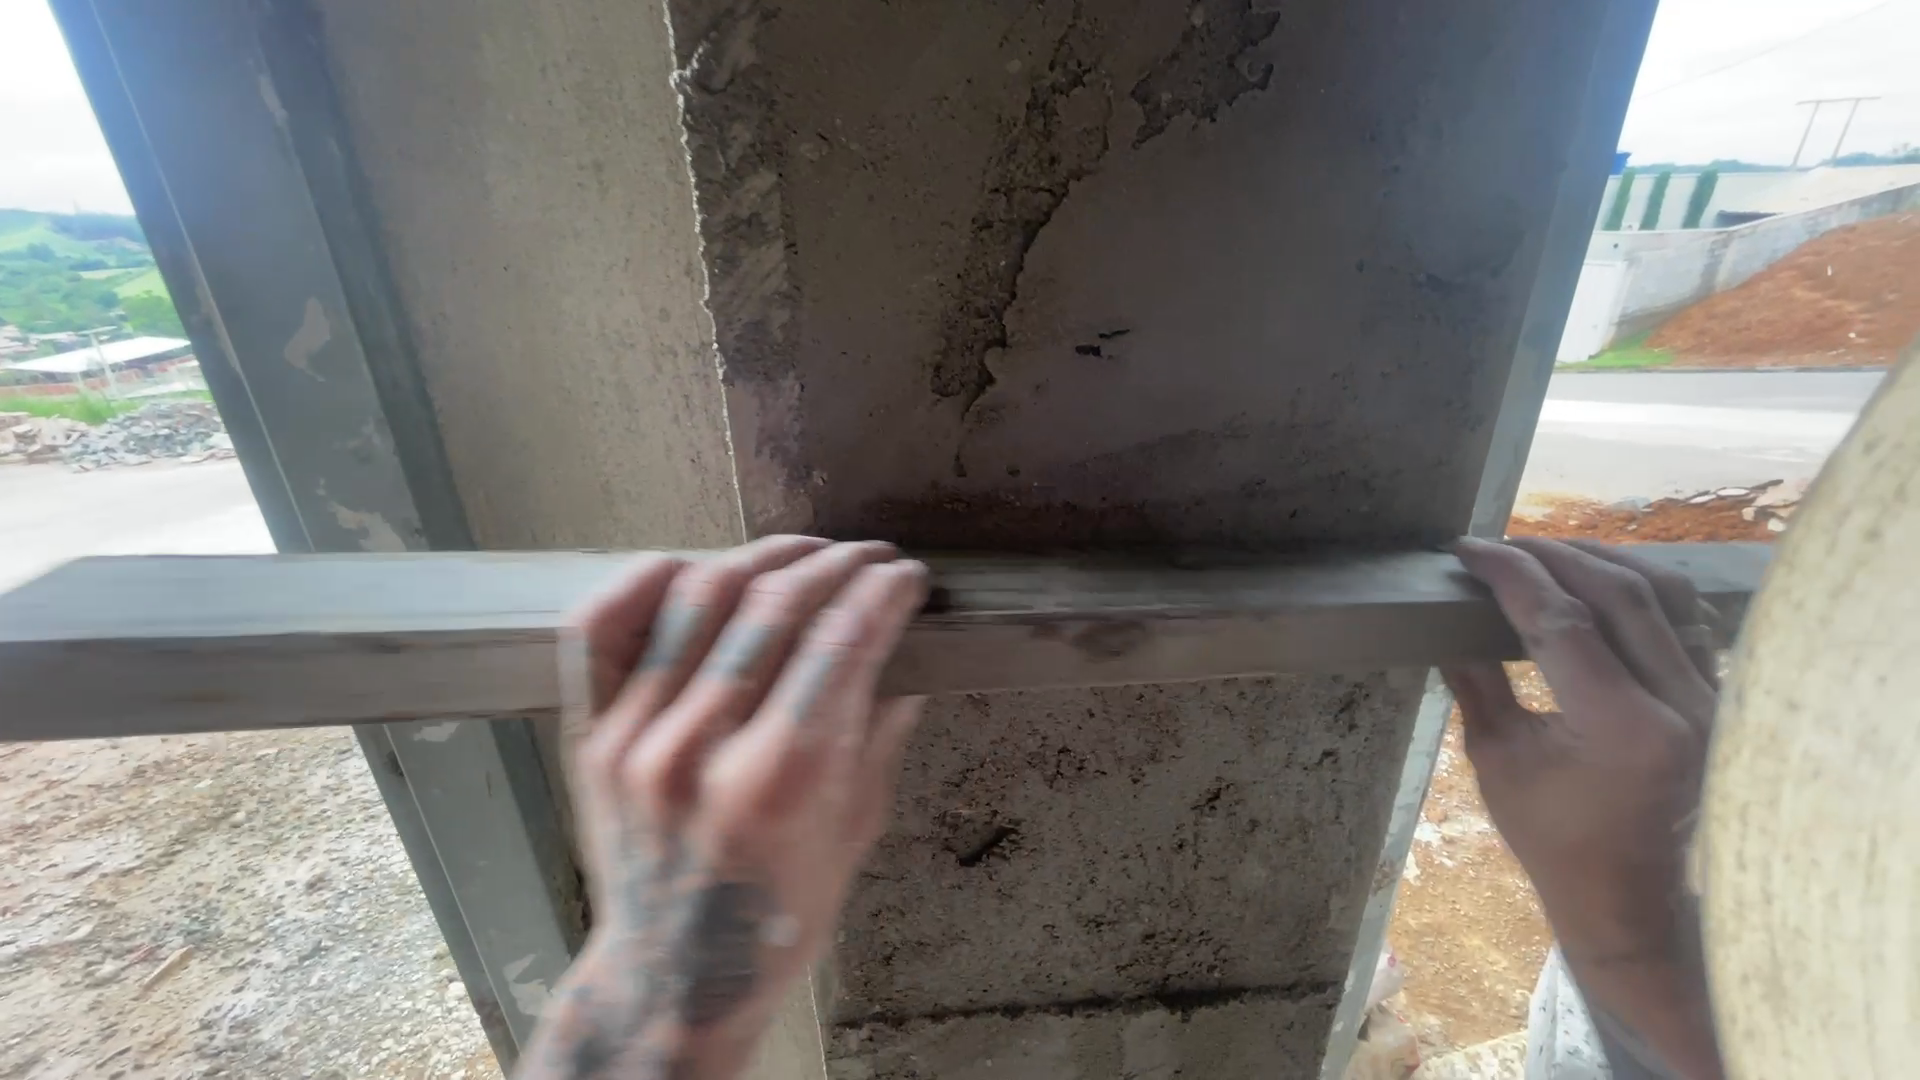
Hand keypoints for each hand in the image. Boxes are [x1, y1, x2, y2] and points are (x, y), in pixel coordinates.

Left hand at [521, 536, 930, 1079]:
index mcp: (780, 782)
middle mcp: (700, 746)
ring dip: (767, 556)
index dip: (883, 594)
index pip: (842, 642)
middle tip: (871, 558)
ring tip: (807, 552)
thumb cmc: (778, 917)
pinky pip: (604, 626)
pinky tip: (699, 565)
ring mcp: (636, 734)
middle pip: (777, 606)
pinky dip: (650, 579)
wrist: (671, 978)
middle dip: (839, 566)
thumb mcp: (856, 833)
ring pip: (701, 597)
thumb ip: (878, 738)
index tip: (907, 578)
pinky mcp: (593, 733)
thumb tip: (903, 663)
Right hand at [1444, 536, 1723, 1079]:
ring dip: (1597, 558)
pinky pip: (1686, 616)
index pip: (1561, 618)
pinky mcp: (1720, 697)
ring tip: (1541, 550)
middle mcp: (1683, 703)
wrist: (1631, 893)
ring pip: (1663, 593)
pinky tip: (1596, 576)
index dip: (1509, 573)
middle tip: (1495, 545)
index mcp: (1620, 725)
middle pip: (1618, 591)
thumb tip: (1444, 622)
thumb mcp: (1494, 756)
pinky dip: (1637, 583)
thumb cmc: (1550, 834)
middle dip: (1548, 554)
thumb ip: (1474, 680)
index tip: (1467, 550)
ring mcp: (1714, 698)